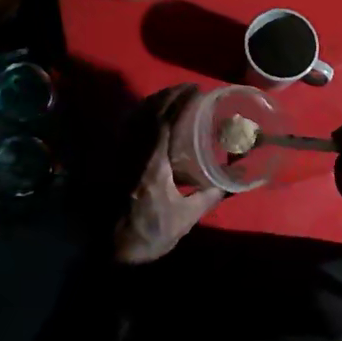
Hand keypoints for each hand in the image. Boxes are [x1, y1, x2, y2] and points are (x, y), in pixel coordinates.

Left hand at [113, 85, 226, 264]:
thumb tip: (231, 181)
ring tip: (172, 97)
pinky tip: (151, 117)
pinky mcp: (114, 162)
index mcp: (152, 164)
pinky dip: (141, 116)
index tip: (196, 91)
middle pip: (148, 113)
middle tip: (188, 88)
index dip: (179, 101)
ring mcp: (120, 156)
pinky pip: (128, 130)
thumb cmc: (149, 235)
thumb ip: (208, 197)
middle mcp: (133, 153)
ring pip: (135, 118)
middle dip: (168, 95)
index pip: (165, 121)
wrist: (110, 251)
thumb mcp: (185, 219)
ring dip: (154, 103)